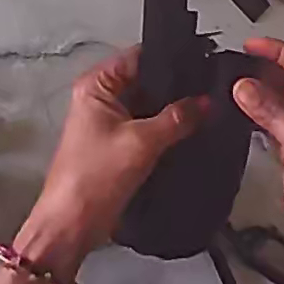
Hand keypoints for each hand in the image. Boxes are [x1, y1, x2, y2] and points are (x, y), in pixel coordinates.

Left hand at [20, 49, 203, 274]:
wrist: (73, 226)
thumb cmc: (92, 179)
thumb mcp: (141, 142)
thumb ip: (178, 118)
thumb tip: (206, 103)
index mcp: (96, 85)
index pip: (139, 56)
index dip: (170, 58)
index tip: (201, 61)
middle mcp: (101, 98)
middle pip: (147, 79)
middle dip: (176, 86)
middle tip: (210, 86)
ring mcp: (111, 120)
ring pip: (150, 103)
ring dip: (173, 108)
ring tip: (207, 105)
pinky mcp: (120, 142)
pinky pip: (149, 125)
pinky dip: (168, 127)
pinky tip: (192, 127)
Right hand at [231, 38, 283, 249]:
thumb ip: (273, 112)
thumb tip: (245, 86)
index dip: (279, 52)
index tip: (252, 46)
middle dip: (268, 72)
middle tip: (238, 69)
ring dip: (262, 93)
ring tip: (235, 88)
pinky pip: (279, 121)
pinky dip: (261, 115)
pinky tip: (243, 111)